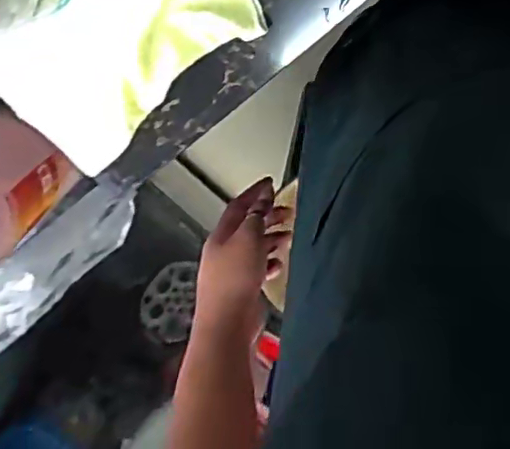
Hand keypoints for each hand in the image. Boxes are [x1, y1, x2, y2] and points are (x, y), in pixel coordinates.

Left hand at [194, 177, 291, 347]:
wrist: (227, 326)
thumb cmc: (237, 277)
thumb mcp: (249, 237)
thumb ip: (257, 215)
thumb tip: (263, 197)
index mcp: (221, 236)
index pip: (238, 205)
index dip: (255, 192)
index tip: (272, 182)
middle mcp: (223, 251)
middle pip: (247, 225)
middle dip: (268, 215)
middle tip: (288, 211)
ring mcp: (231, 271)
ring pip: (254, 246)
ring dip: (271, 238)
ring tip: (288, 236)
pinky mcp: (240, 289)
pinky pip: (258, 266)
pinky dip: (269, 260)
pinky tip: (279, 263)